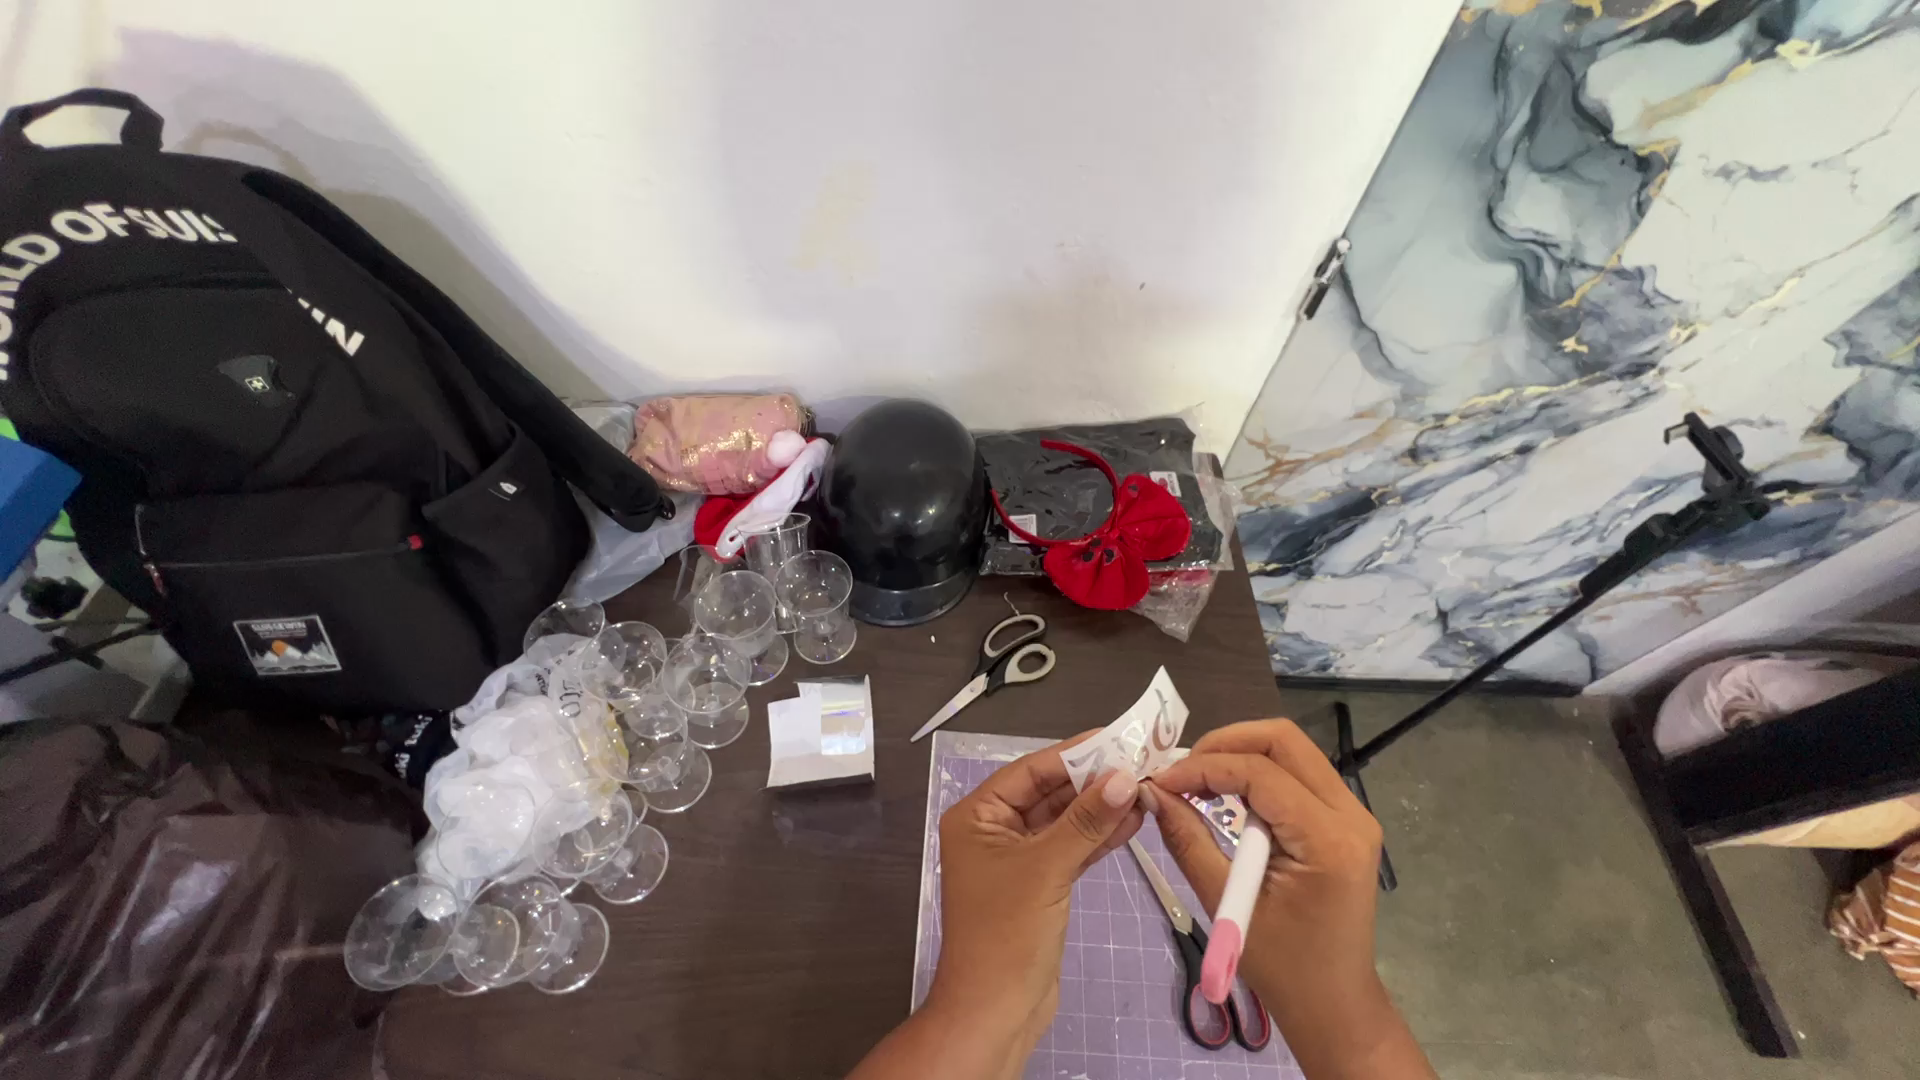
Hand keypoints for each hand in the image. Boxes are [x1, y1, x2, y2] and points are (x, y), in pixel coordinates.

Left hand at [931, 733, 1146, 1041]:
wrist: (996, 1012)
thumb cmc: (1007, 932)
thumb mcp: (1047, 868)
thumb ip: (1085, 820)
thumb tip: (1123, 777)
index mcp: (978, 815)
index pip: (1030, 771)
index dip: (1073, 754)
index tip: (1115, 738)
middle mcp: (994, 830)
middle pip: (1048, 793)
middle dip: (1092, 781)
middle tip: (1139, 762)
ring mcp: (1018, 858)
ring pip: (1063, 821)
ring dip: (1100, 808)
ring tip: (1144, 789)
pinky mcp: (1039, 883)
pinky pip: (1070, 849)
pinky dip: (1098, 837)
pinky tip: (1132, 822)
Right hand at [1147, 720, 1435, 1079]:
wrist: (1335, 1004)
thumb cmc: (1282, 965)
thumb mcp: (1226, 903)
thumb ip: (1187, 839)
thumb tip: (1152, 791)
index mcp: (1327, 841)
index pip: (1260, 772)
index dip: (1204, 766)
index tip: (1162, 780)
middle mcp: (1350, 815)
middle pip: (1283, 740)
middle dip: (1225, 743)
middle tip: (1182, 768)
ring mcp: (1352, 814)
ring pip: (1290, 749)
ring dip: (1238, 753)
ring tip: (1197, 780)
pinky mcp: (1342, 819)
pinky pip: (1295, 772)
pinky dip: (1254, 771)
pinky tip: (1224, 793)